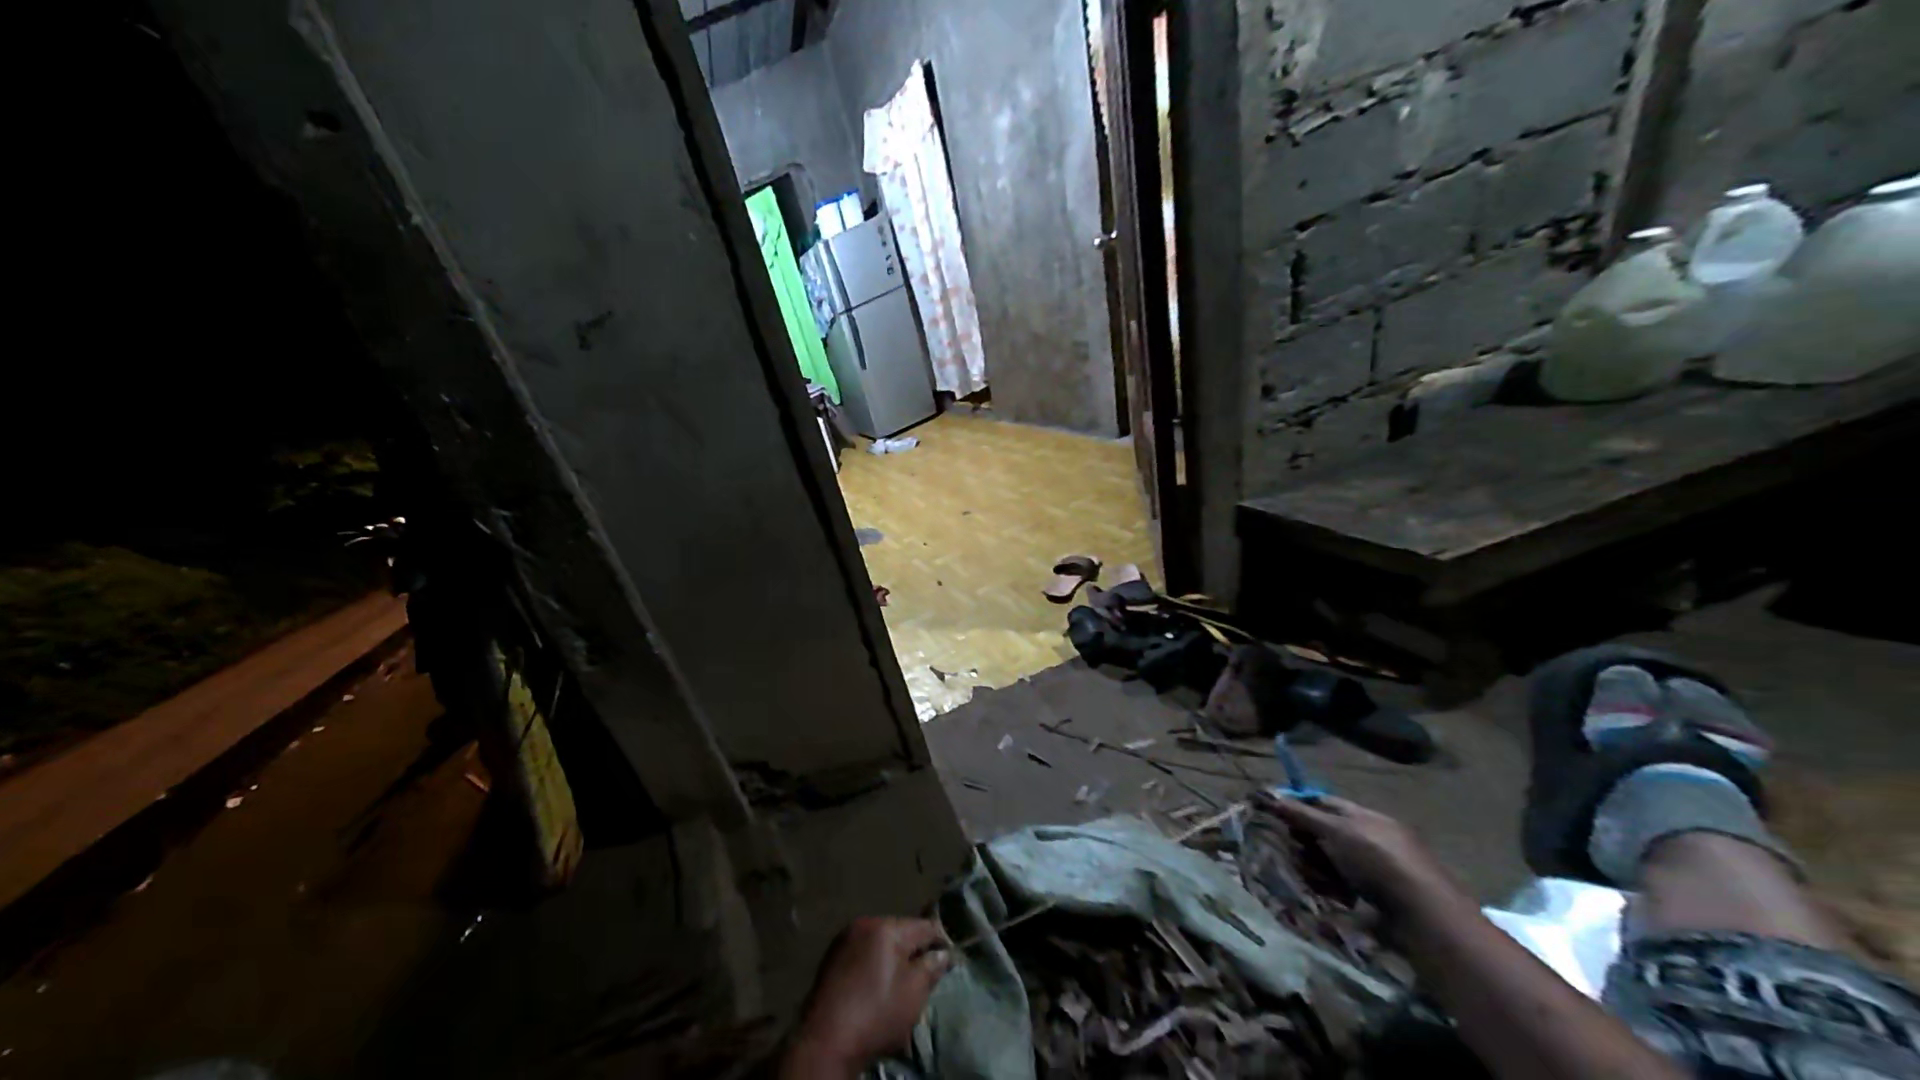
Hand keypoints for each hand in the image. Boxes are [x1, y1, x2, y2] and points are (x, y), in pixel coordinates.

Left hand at [780, 916, 952, 1079]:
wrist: (824, 1041)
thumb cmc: (875, 1014)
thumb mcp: (913, 993)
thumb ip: (931, 968)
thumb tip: (942, 954)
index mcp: (886, 927)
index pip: (924, 926)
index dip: (941, 941)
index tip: (950, 959)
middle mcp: (864, 924)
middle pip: (901, 932)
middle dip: (914, 951)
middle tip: (925, 975)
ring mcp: (844, 940)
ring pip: (880, 943)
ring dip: (893, 959)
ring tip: (900, 983)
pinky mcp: (831, 959)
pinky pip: (863, 954)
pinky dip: (873, 966)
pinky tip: (876, 987)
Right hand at [1264, 795, 1459, 914]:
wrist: (1423, 916)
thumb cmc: (1378, 861)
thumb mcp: (1336, 831)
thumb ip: (1302, 814)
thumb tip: (1269, 793)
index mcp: (1365, 816)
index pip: (1323, 802)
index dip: (1299, 806)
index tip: (1275, 816)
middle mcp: (1371, 839)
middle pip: (1324, 834)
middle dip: (1307, 845)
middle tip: (1299, 857)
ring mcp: (1375, 870)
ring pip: (1331, 863)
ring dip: (1318, 871)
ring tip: (1319, 883)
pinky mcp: (1377, 899)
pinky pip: (1343, 888)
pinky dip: (1334, 892)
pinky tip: (1334, 900)